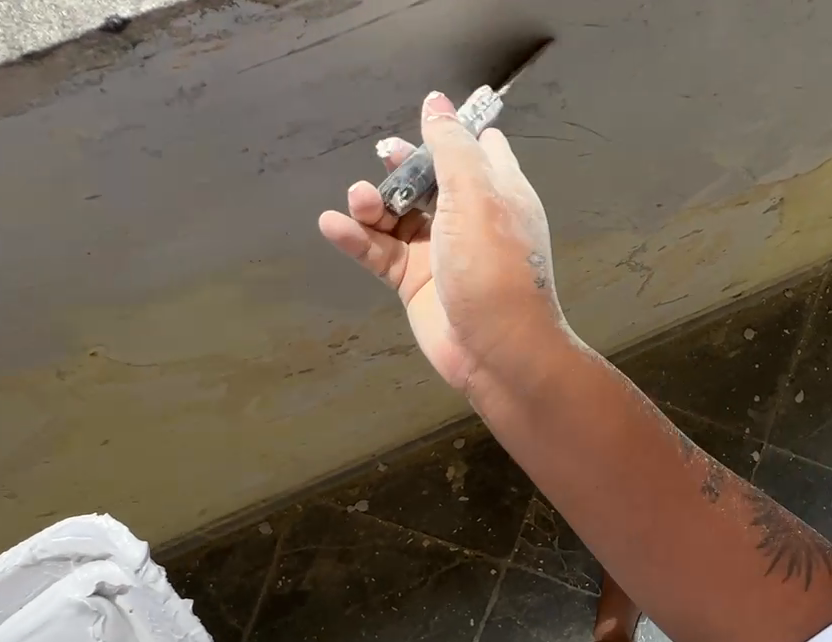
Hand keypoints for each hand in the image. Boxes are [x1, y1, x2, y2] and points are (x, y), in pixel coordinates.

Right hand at [318, 91, 568, 394]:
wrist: (498, 351)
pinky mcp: (415, 282)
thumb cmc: (494, 268)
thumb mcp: (477, 194)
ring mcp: (440, 253)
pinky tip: (334, 226)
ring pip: (397, 214)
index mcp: (498, 192)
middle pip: (427, 179)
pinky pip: (379, 252)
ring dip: (373, 203)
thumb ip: (452, 146)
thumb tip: (436, 101)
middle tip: (385, 162)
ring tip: (360, 202)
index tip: (426, 123)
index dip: (453, 135)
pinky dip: (356, 238)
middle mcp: (469, 219)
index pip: (478, 150)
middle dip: (402, 167)